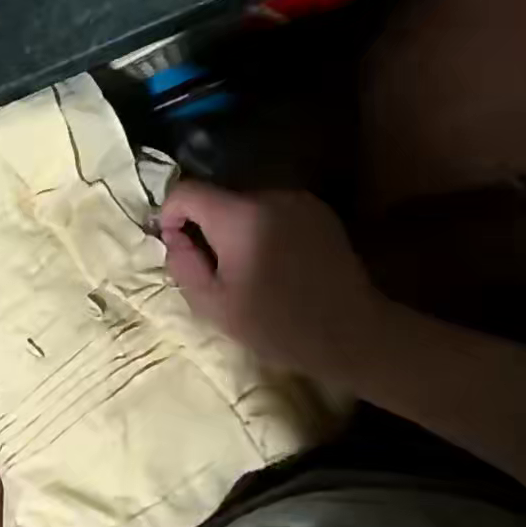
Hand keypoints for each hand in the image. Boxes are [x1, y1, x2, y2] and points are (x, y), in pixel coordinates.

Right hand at [159, 183, 383, 371]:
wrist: (355, 336)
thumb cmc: (278, 325)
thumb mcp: (213, 305)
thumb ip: (182, 263)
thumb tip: (173, 236)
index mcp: (240, 217)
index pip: (186, 191)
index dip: (170, 212)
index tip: (174, 242)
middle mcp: (269, 196)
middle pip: (216, 196)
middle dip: (203, 223)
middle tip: (209, 262)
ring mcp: (297, 201)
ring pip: (243, 202)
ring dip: (233, 225)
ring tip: (244, 263)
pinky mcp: (317, 211)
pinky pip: (271, 209)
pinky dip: (260, 226)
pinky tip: (273, 258)